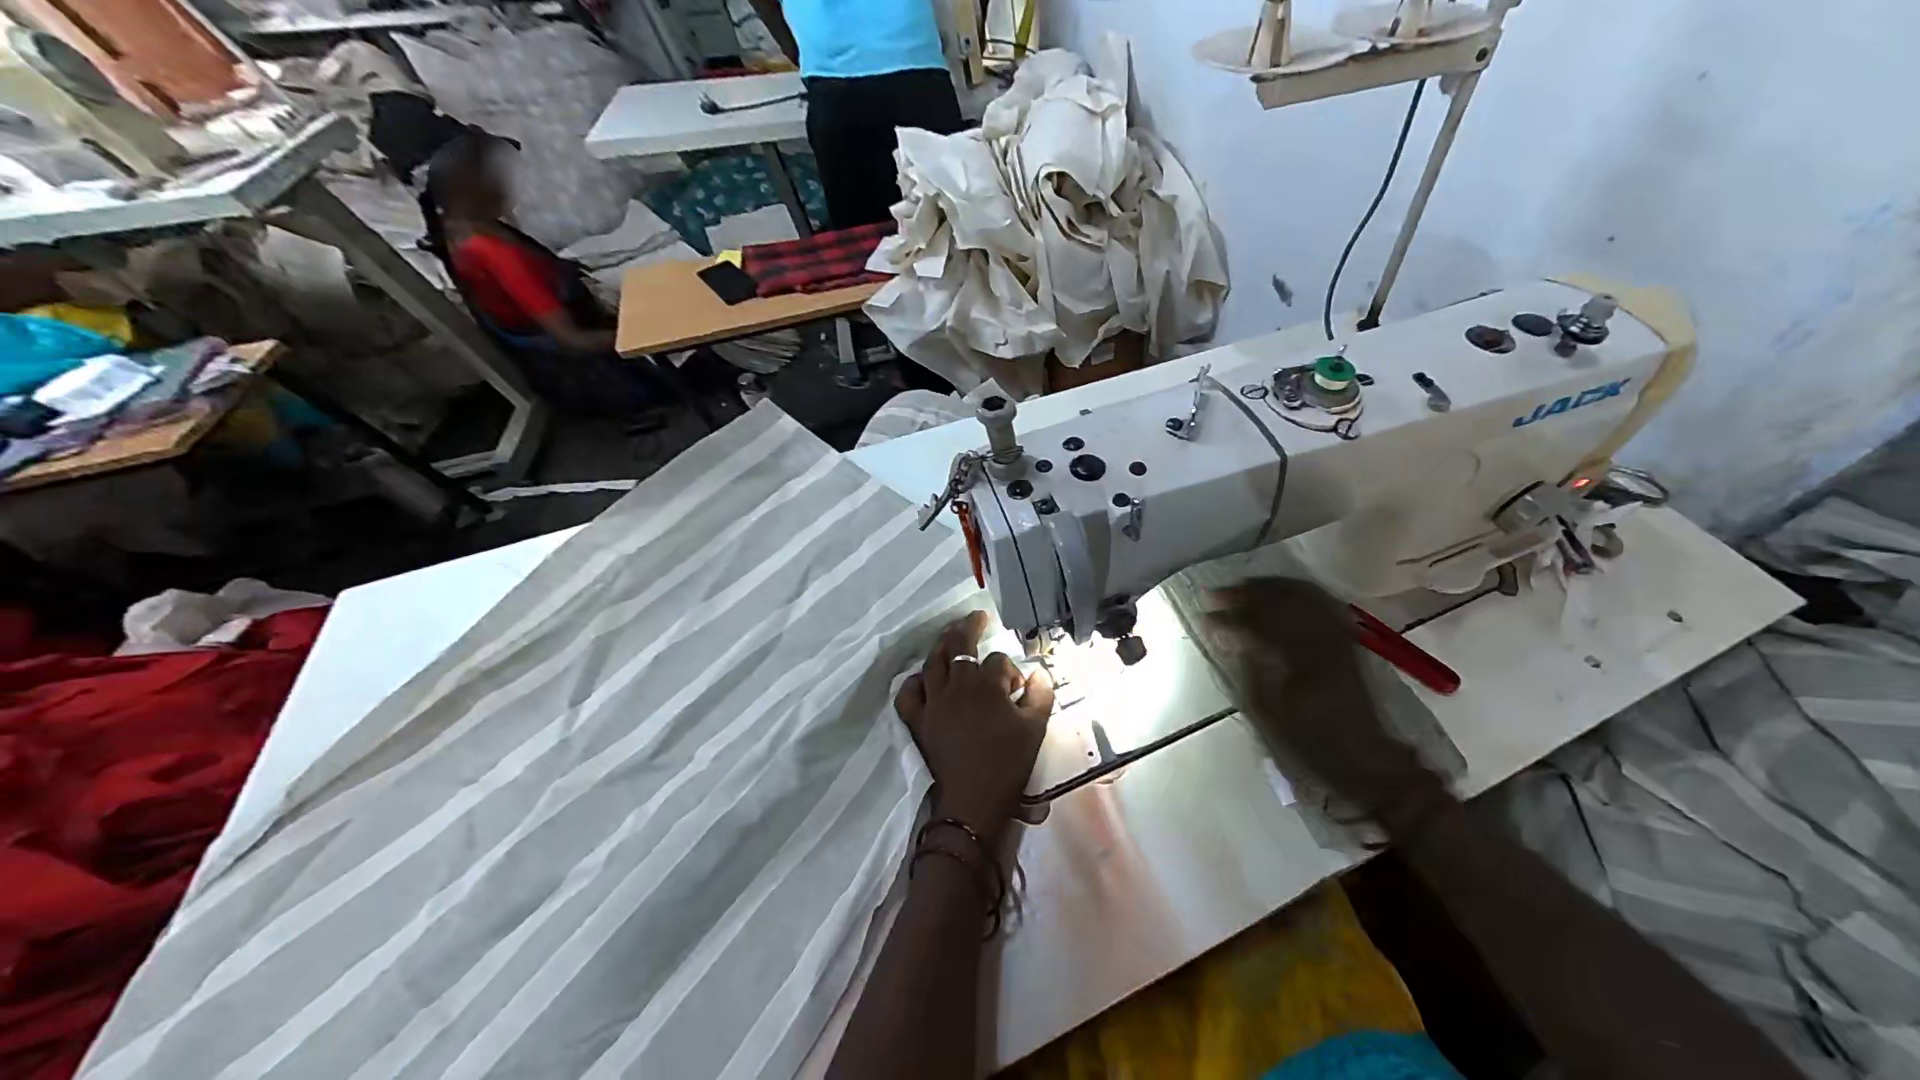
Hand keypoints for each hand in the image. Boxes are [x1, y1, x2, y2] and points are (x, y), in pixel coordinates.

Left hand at [895, 611, 1054, 838]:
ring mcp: (933, 701)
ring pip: (933, 662)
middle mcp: (957, 685)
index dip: (1011, 671)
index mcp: (987, 684)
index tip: (1018, 690)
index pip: (998, 661)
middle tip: (977, 616)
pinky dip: (914, 683)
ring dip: (942, 645)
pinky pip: (908, 693)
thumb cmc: (1009, 764)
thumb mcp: (1036, 728)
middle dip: (969, 627)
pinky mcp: (917, 719)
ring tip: (950, 635)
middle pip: (959, 645)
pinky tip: (923, 679)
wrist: (974, 799)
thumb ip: (1040, 695)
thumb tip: (1039, 674)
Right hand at [1211, 578, 1451, 835]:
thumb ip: (1248, 670)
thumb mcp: (1269, 714)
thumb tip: (1229, 638)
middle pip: (1281, 601)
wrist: (1365, 761)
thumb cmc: (1310, 745)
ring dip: (1270, 588)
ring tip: (1244, 588)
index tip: (1203, 614)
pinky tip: (1283, 594)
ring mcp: (1339, 639)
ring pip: (1302, 596)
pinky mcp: (1348, 643)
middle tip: (1217, 594)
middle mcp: (1321, 641)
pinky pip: (1322, 603)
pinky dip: (1298, 593)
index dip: (1227, 616)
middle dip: (1246, 593)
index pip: (1257, 624)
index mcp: (1299, 661)